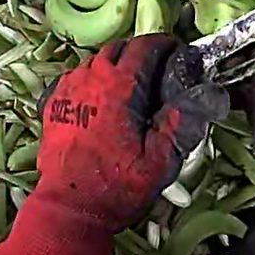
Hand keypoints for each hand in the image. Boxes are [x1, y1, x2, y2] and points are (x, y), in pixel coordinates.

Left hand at [0, 35, 227, 254]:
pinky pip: (75, 76)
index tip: (175, 50)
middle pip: (118, 47)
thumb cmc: (115, 188)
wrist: (68, 210)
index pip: (144, 47)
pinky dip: (91, 78)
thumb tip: (202, 94)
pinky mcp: (52, 102)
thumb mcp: (160, 163)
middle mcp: (91, 79)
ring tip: (130, 83)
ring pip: (95, 60)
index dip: (163, 44)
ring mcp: (68, 88)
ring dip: (114, 64)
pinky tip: (100, 97)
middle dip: (139, 51)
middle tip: (156, 67)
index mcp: (119, 87)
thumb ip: (179, 124)